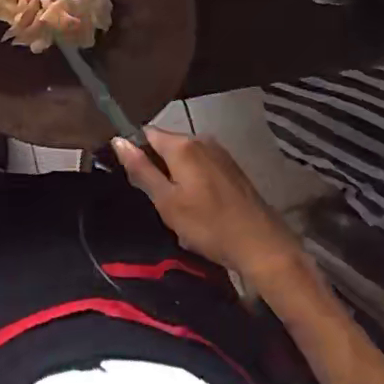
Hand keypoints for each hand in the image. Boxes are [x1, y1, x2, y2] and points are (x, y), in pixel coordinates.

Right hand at [114, 128, 304, 284]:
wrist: (265, 250)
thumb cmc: (210, 226)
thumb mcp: (166, 201)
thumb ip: (140, 168)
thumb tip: (118, 140)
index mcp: (182, 145)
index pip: (145, 134)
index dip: (135, 152)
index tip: (135, 177)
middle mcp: (201, 140)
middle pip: (166, 144)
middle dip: (156, 165)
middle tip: (156, 197)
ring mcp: (221, 153)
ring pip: (184, 156)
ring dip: (175, 174)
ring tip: (177, 205)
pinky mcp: (234, 168)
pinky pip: (201, 165)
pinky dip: (193, 179)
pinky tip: (199, 205)